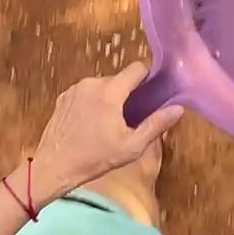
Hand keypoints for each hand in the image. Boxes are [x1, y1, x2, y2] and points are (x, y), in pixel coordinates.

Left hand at [31, 63, 182, 202]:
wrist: (54, 166)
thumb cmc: (95, 158)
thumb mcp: (132, 146)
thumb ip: (156, 124)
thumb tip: (179, 109)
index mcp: (109, 92)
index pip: (136, 68)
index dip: (147, 78)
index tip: (151, 94)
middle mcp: (91, 83)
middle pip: (119, 78)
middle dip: (127, 94)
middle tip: (130, 118)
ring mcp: (75, 89)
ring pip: (102, 86)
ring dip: (109, 98)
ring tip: (108, 124)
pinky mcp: (63, 97)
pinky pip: (86, 92)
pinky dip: (93, 102)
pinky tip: (90, 124)